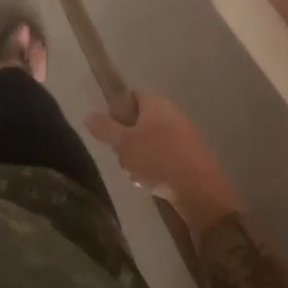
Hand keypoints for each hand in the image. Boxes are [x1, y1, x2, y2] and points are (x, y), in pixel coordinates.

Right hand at [85, 91, 240, 234]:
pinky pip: (166, 155)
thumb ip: (105, 128)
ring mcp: (185, 134)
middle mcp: (172, 113)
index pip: (130, 96)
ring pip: (151, 141)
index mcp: (156, 103)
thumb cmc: (157, 159)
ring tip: (136, 173)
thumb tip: (88, 115)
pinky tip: (152, 182)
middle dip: (127, 139)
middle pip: (140, 121)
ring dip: (140, 156)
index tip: (108, 130)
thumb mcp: (124, 144)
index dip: (116, 111)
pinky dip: (156, 166)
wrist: (199, 191)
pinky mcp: (191, 155)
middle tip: (121, 155)